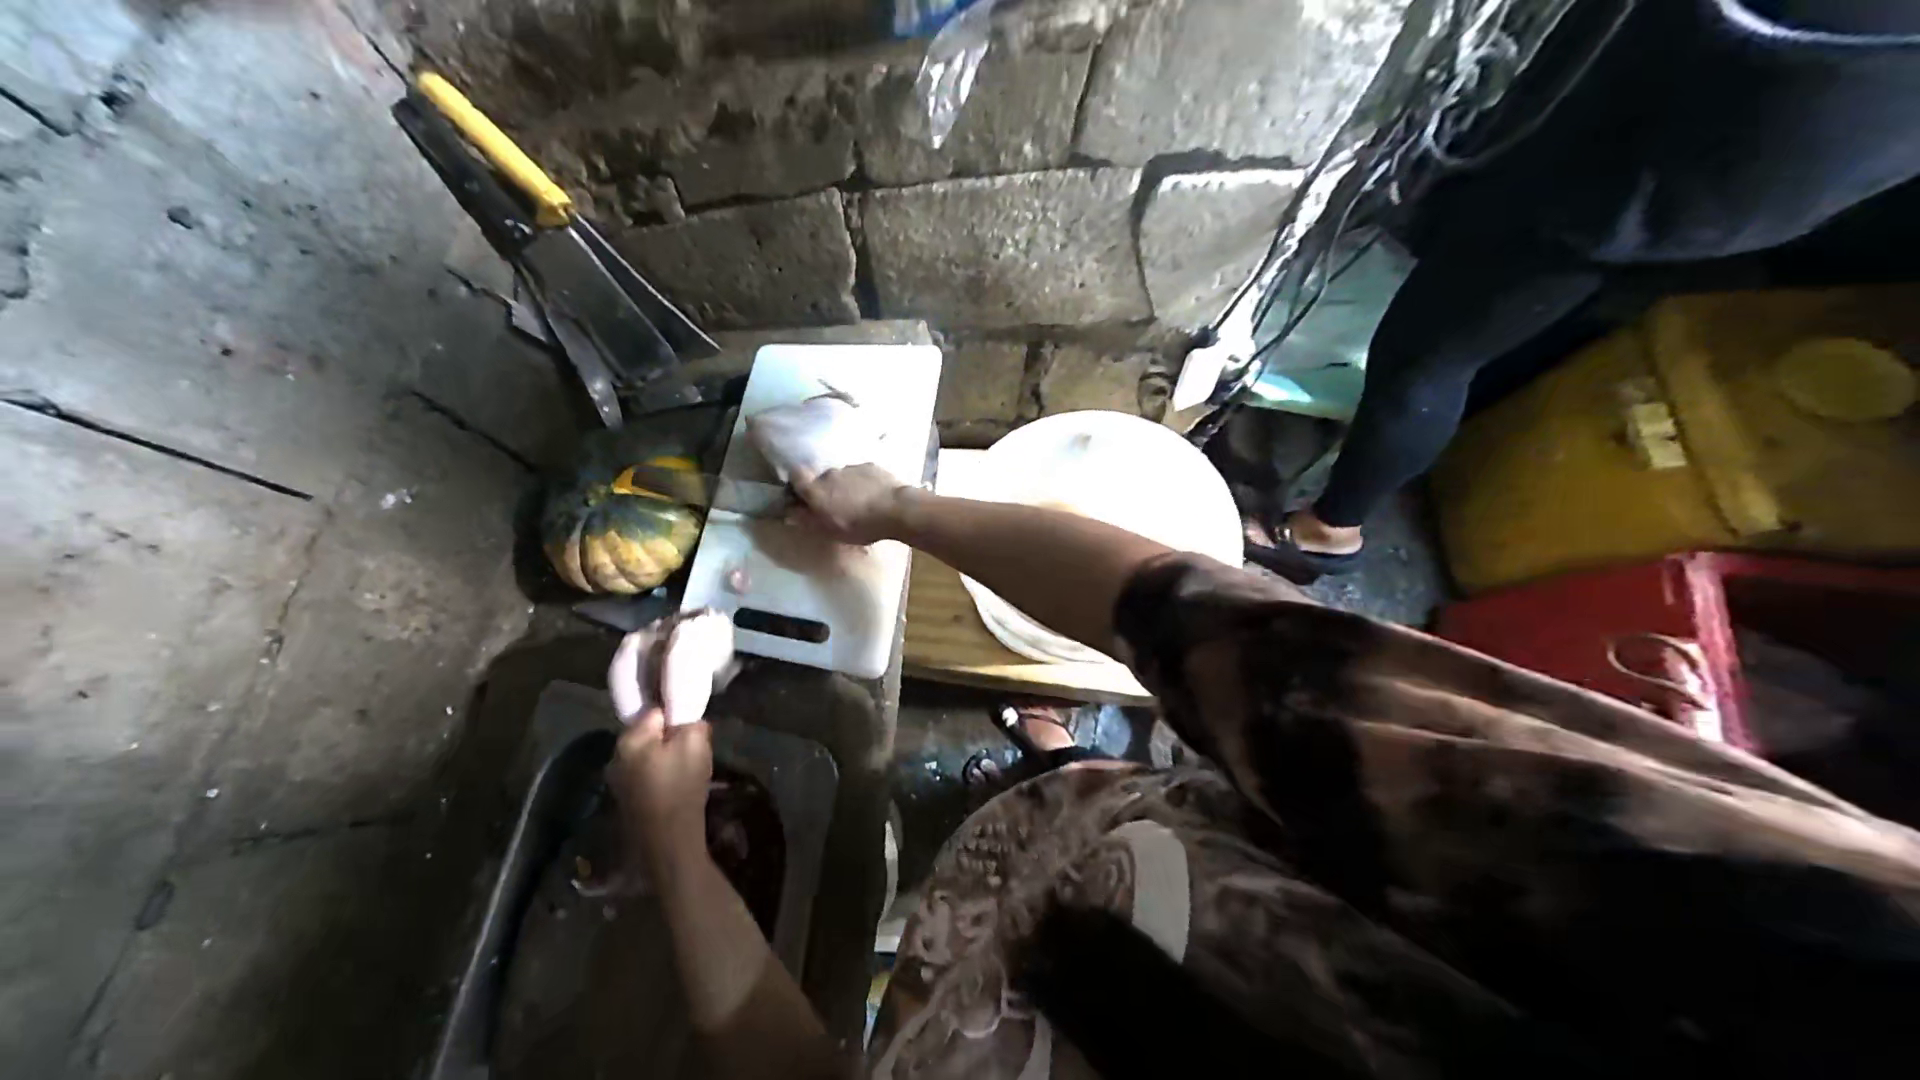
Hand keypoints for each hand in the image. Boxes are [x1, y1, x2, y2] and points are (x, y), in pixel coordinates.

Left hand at [609, 709, 711, 871]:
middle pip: (649, 733)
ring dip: (663, 757)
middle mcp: (615, 756)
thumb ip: (691, 721)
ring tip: (685, 768)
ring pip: (646, 755)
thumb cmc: (681, 786)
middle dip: (669, 737)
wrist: (666, 842)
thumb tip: (687, 717)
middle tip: (692, 747)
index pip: (656, 710)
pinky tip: (674, 786)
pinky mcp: (624, 799)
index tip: (692, 728)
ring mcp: (616, 781)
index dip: (677, 715)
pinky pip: (644, 775)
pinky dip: (659, 776)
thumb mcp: (696, 743)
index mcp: (629, 739)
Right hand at [789, 464, 912, 544]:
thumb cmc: (859, 525)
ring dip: (847, 487)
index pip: (796, 475)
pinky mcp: (870, 466)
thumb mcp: (829, 530)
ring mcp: (851, 468)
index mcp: (816, 489)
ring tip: (861, 503)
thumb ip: (807, 519)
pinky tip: (874, 496)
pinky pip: (861, 474)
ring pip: (843, 476)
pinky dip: (864, 483)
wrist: (895, 509)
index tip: (805, 495)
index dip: (798, 483)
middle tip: (839, 506)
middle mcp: (830, 473)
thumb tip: (790, 512)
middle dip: (827, 490)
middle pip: (822, 478)